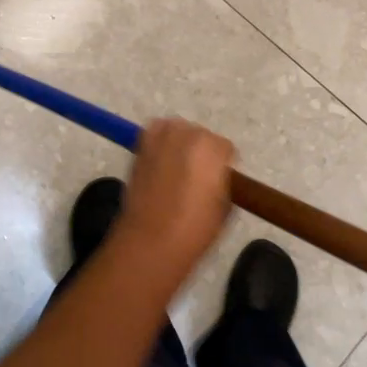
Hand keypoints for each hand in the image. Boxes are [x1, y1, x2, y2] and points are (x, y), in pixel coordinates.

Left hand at [113, 118, 234, 277]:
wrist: (151, 237)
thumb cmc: (195, 227)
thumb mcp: (225, 206)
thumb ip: (223, 180)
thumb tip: (217, 173)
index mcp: (211, 148)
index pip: (225, 147)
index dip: (224, 164)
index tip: (220, 180)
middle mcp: (186, 133)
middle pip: (201, 135)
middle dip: (203, 152)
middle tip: (199, 176)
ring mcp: (161, 135)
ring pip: (178, 130)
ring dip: (181, 143)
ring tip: (179, 168)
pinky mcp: (141, 142)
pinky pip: (157, 132)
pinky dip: (161, 141)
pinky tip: (162, 161)